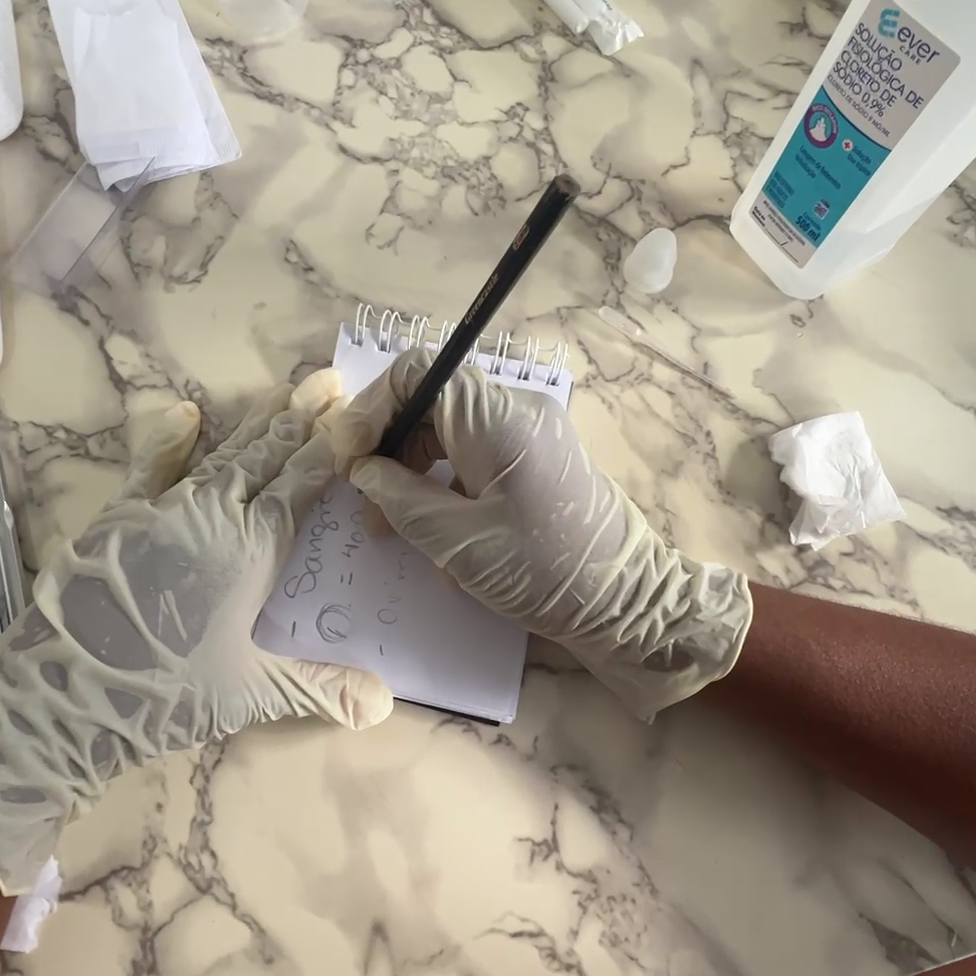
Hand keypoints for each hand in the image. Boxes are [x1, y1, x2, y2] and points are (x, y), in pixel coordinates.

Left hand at [0, 372, 393, 892]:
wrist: (61, 697)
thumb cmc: (164, 693)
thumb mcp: (251, 693)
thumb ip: (322, 689)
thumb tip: (387, 704)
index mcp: (253, 544)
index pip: (304, 480)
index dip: (332, 445)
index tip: (354, 413)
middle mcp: (214, 512)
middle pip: (269, 453)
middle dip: (303, 416)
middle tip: (331, 382)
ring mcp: (164, 508)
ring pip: (224, 452)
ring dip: (258, 421)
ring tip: (287, 391)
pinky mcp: (121, 516)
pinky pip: (151, 465)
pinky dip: (170, 437)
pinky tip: (186, 411)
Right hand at [330, 350, 751, 720]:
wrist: (627, 603)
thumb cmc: (543, 573)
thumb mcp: (456, 542)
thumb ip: (398, 498)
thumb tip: (362, 470)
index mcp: (500, 419)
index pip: (419, 372)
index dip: (371, 407)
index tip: (349, 457)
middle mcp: (517, 410)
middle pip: (431, 401)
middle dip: (389, 446)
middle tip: (365, 502)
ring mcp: (530, 431)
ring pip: (449, 428)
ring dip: (413, 470)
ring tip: (394, 527)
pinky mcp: (534, 456)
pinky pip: (474, 451)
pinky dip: (446, 482)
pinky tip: (440, 533)